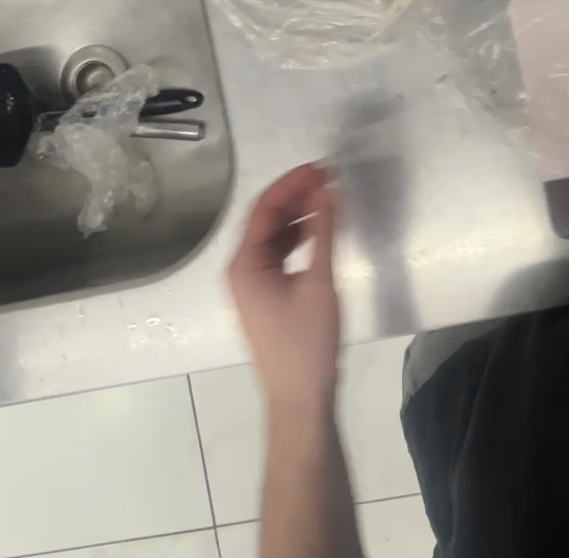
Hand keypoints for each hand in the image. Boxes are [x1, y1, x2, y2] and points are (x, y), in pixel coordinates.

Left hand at [227, 163, 340, 417]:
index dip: (292, 183)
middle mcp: (240, 270)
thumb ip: (324, 231)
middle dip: (295, 196)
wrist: (299, 400)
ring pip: (272, 236)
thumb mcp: (319, 282)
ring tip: (328, 199)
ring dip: (298, 215)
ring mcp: (250, 285)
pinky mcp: (264, 297)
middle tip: (328, 178)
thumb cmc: (307, 343)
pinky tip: (320, 231)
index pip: (264, 208)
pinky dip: (297, 238)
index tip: (322, 167)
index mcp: (244, 264)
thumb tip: (329, 190)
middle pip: (265, 220)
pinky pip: (277, 255)